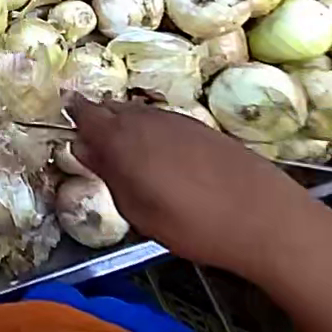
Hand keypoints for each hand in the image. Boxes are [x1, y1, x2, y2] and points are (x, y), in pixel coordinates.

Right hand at [70, 97, 331, 280]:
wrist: (267, 219)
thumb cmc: (193, 224)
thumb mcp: (138, 210)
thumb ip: (108, 174)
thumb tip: (82, 146)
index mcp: (122, 138)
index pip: (86, 112)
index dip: (73, 112)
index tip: (65, 116)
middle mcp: (145, 119)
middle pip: (111, 108)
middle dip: (98, 119)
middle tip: (93, 141)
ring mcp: (176, 119)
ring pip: (137, 113)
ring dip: (125, 125)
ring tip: (125, 151)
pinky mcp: (200, 127)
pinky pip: (161, 120)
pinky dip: (150, 130)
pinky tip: (160, 156)